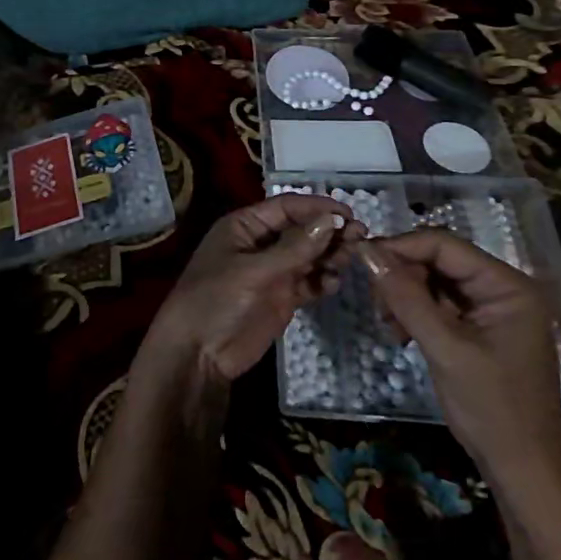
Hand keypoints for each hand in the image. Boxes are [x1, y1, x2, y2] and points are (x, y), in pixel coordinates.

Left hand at [146, 194, 366, 382]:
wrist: (199, 352)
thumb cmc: (216, 300)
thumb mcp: (253, 271)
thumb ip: (294, 247)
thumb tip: (332, 220)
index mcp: (244, 226)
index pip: (285, 207)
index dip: (317, 208)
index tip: (349, 216)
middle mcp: (260, 243)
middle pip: (302, 229)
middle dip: (329, 232)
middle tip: (361, 239)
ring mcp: (272, 271)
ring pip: (309, 255)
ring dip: (330, 255)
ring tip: (350, 261)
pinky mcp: (282, 296)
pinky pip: (309, 281)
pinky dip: (323, 280)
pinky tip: (332, 284)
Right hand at [360, 230, 560, 475]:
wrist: (520, 462)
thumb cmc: (491, 405)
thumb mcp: (445, 348)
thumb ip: (406, 298)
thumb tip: (367, 254)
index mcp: (508, 286)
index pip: (445, 245)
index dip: (400, 247)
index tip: (360, 260)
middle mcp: (502, 289)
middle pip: (437, 260)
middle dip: (401, 276)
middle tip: (376, 305)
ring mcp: (490, 309)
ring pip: (431, 281)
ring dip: (403, 296)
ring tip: (388, 325)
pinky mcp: (477, 327)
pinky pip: (436, 303)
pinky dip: (412, 312)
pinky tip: (399, 333)